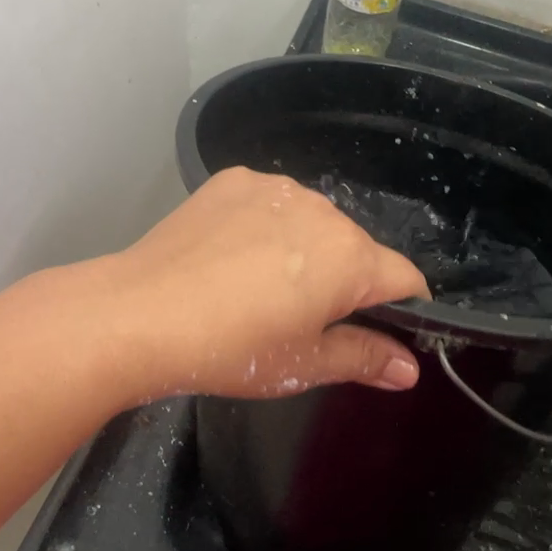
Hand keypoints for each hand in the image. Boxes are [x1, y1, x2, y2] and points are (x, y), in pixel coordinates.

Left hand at [93, 167, 429, 403]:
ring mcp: (276, 188)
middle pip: (356, 248)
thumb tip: (411, 370)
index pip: (404, 277)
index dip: (403, 308)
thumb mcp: (304, 363)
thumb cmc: (232, 348)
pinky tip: (232, 257)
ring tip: (259, 287)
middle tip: (301, 320)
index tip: (377, 331)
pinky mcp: (235, 180)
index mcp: (350, 257)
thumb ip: (365, 359)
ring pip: (312, 223)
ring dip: (305, 249)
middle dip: (345, 280)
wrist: (140, 314)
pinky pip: (270, 204)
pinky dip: (265, 226)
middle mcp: (323, 210)